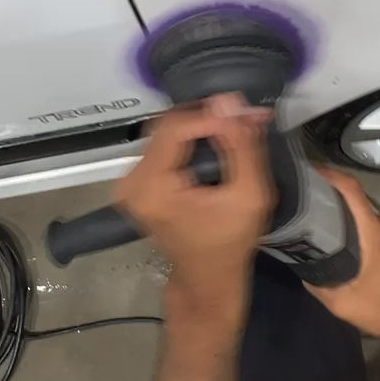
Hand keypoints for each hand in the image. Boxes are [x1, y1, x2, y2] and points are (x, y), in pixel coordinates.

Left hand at [115, 95, 274, 324]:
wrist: (207, 279)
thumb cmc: (230, 244)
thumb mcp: (249, 195)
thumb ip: (241, 145)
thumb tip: (229, 101)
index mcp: (152, 187)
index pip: (176, 126)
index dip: (212, 114)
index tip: (244, 114)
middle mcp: (132, 181)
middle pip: (168, 124)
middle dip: (208, 116)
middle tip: (244, 118)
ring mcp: (130, 181)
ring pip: (167, 129)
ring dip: (202, 124)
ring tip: (236, 128)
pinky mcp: (138, 180)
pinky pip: (164, 143)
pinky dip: (192, 138)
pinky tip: (218, 142)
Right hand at [305, 166, 379, 341]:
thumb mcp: (343, 304)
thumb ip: (318, 284)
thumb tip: (299, 266)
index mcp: (371, 232)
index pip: (352, 189)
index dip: (331, 174)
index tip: (308, 170)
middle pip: (353, 195)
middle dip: (327, 187)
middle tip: (300, 192)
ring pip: (359, 209)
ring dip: (337, 205)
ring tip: (310, 210)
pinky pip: (364, 222)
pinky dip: (347, 219)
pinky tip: (331, 232)